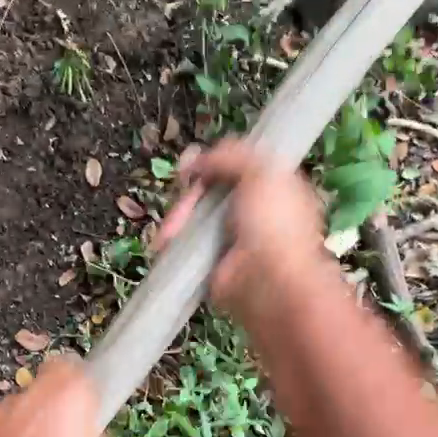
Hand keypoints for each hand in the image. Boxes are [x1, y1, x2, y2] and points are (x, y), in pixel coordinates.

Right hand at [155, 139, 335, 325]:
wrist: (266, 280)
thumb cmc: (272, 222)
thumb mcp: (261, 172)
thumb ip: (230, 156)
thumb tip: (194, 158)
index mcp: (271, 186)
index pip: (233, 167)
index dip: (211, 165)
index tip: (191, 170)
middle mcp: (248, 210)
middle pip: (205, 192)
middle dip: (189, 197)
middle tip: (184, 204)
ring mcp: (226, 236)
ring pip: (190, 217)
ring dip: (176, 220)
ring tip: (169, 234)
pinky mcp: (207, 259)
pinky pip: (182, 243)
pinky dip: (170, 242)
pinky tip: (164, 244)